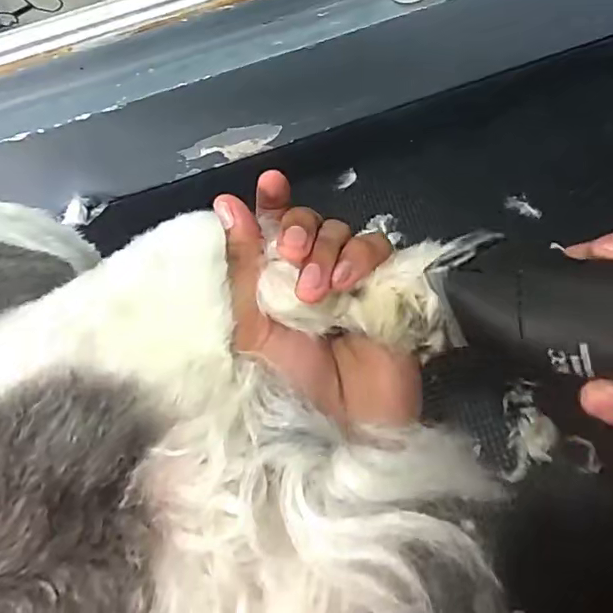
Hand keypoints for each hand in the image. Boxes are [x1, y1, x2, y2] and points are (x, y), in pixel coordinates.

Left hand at [215, 171, 421, 427]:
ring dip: (326, 250)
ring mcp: (350, 277)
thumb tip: (227, 205)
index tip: (270, 182)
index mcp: (275, 281)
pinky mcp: (384, 282)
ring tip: (318, 290)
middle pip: (309, 221)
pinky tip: (348, 281)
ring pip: (341, 230)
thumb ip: (243, 267)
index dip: (272, 201)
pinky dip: (361, 254)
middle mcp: (311, 272)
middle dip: (299, 230)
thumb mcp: (252, 331)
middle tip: (291, 258)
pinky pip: (377, 246)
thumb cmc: (289, 388)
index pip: (273, 227)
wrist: (345, 430)